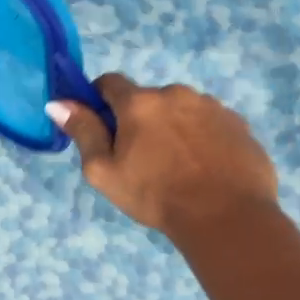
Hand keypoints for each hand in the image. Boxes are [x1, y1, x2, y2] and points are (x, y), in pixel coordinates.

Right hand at [48, 74, 278, 237]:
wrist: (227, 217)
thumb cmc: (154, 194)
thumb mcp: (102, 169)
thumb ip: (82, 131)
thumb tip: (57, 103)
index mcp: (140, 102)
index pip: (108, 82)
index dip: (98, 100)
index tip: (100, 125)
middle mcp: (177, 94)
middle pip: (147, 98)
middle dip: (138, 117)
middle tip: (138, 154)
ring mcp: (214, 108)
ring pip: (180, 109)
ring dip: (171, 125)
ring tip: (175, 162)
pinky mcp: (241, 125)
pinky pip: (209, 122)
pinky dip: (200, 136)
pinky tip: (201, 166)